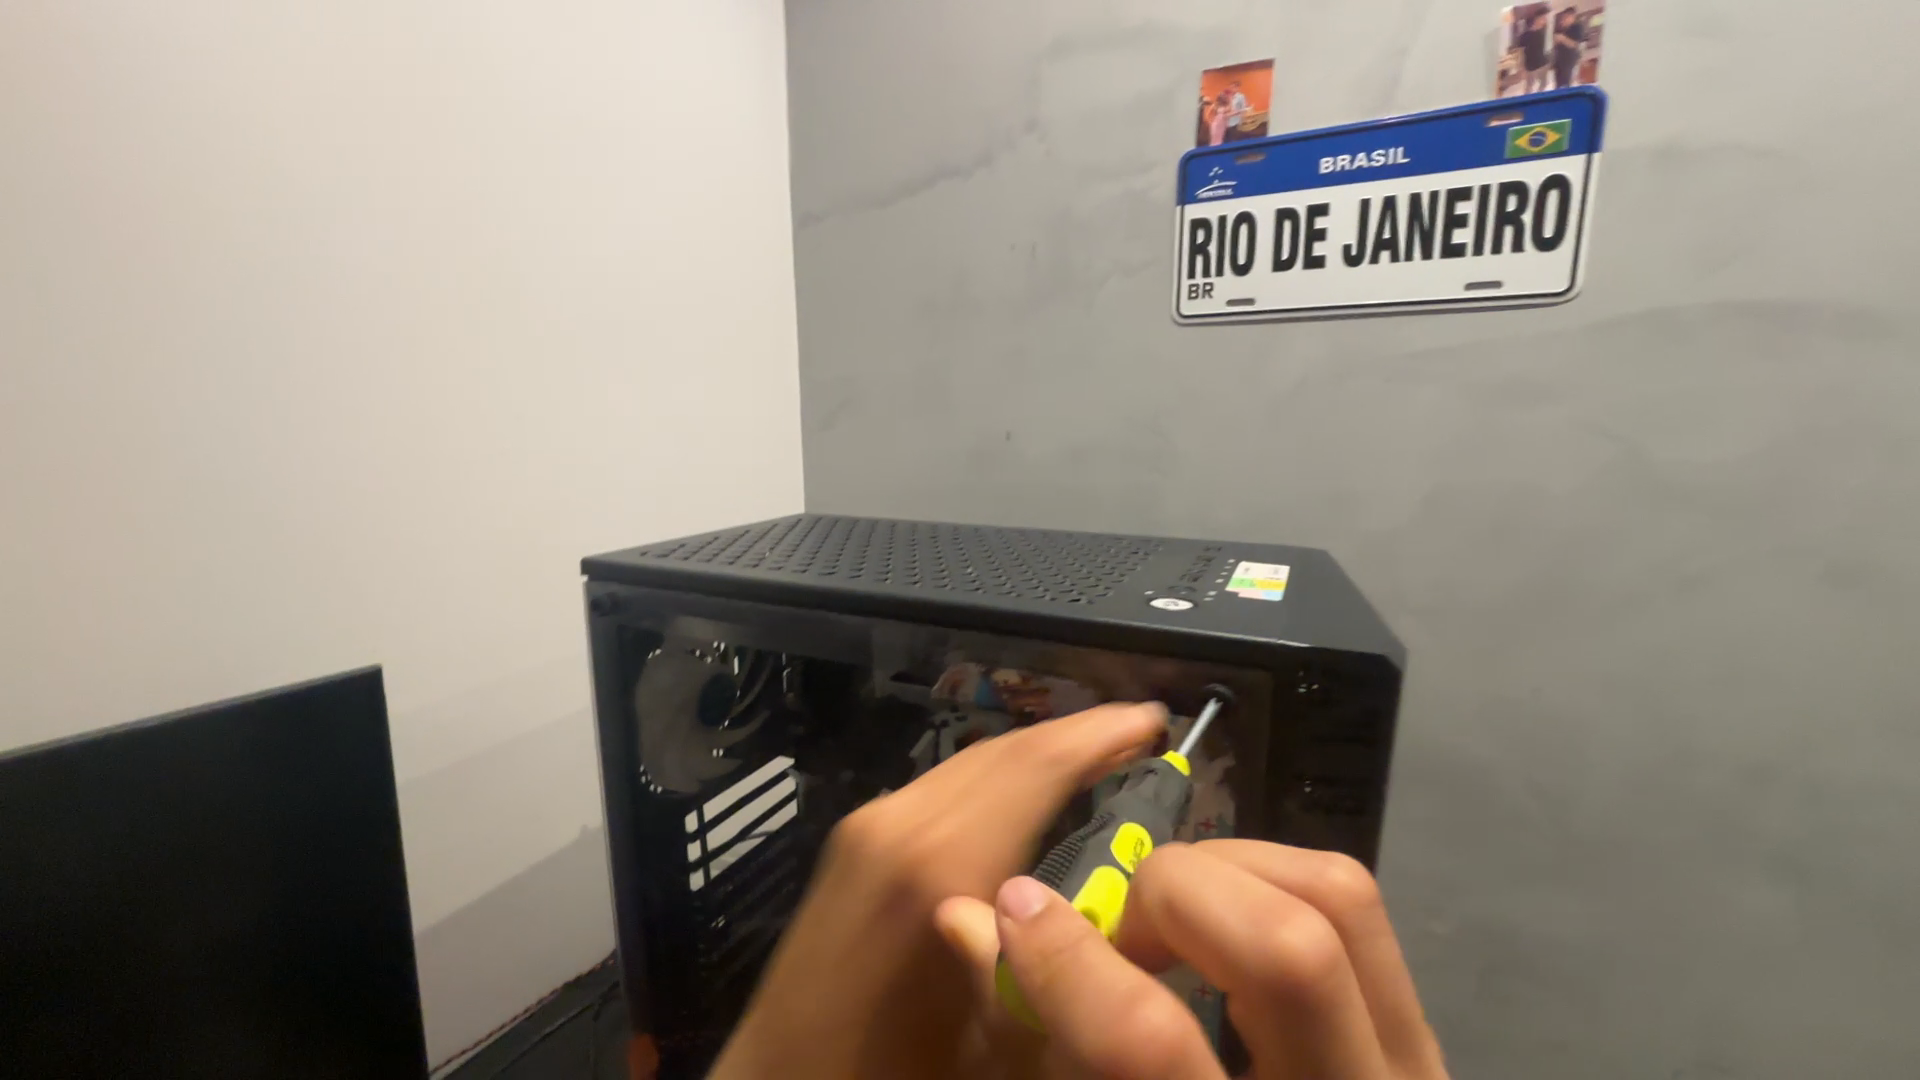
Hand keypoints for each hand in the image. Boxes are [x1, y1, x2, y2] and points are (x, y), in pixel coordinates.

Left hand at [709, 702, 1168, 1079]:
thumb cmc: (899, 1070)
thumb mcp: (1003, 1038)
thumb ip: (1060, 959)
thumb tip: (1109, 893)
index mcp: (941, 863)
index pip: (1032, 767)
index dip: (1097, 733)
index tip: (1149, 716)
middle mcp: (900, 821)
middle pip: (1002, 752)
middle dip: (1072, 734)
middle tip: (1134, 732)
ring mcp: (869, 822)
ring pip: (969, 762)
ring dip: (1034, 753)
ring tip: (1094, 755)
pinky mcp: (855, 836)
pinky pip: (941, 786)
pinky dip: (995, 777)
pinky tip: (1025, 790)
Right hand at [936, 840, 1448, 1078]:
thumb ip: (1041, 1029)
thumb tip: (965, 916)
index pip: (1150, 1047)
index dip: (1068, 963)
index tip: (1016, 908)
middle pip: (1284, 949)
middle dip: (1168, 900)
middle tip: (1121, 934)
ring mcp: (1409, 1075)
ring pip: (1334, 897)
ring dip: (1224, 870)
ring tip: (1170, 917)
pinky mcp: (1418, 1035)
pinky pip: (1349, 901)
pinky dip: (1265, 875)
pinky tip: (1219, 920)